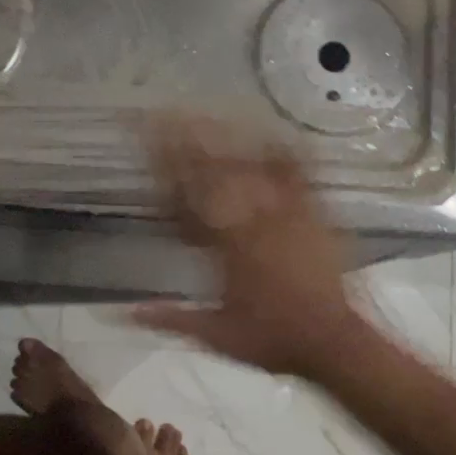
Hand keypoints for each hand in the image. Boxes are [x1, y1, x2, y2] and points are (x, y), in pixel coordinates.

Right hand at [131, 113, 369, 377]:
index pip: (189, 197)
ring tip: (211, 112)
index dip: (165, 167)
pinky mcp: (318, 215)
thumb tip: (121, 315)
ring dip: (231, 138)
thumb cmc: (273, 339)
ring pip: (256, 166)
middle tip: (167, 114)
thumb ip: (169, 318)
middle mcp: (258, 220)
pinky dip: (288, 153)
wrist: (334, 341)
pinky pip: (303, 176)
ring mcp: (291, 213)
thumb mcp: (215, 334)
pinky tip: (277, 131)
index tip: (145, 142)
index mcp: (228, 247)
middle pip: (218, 170)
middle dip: (189, 140)